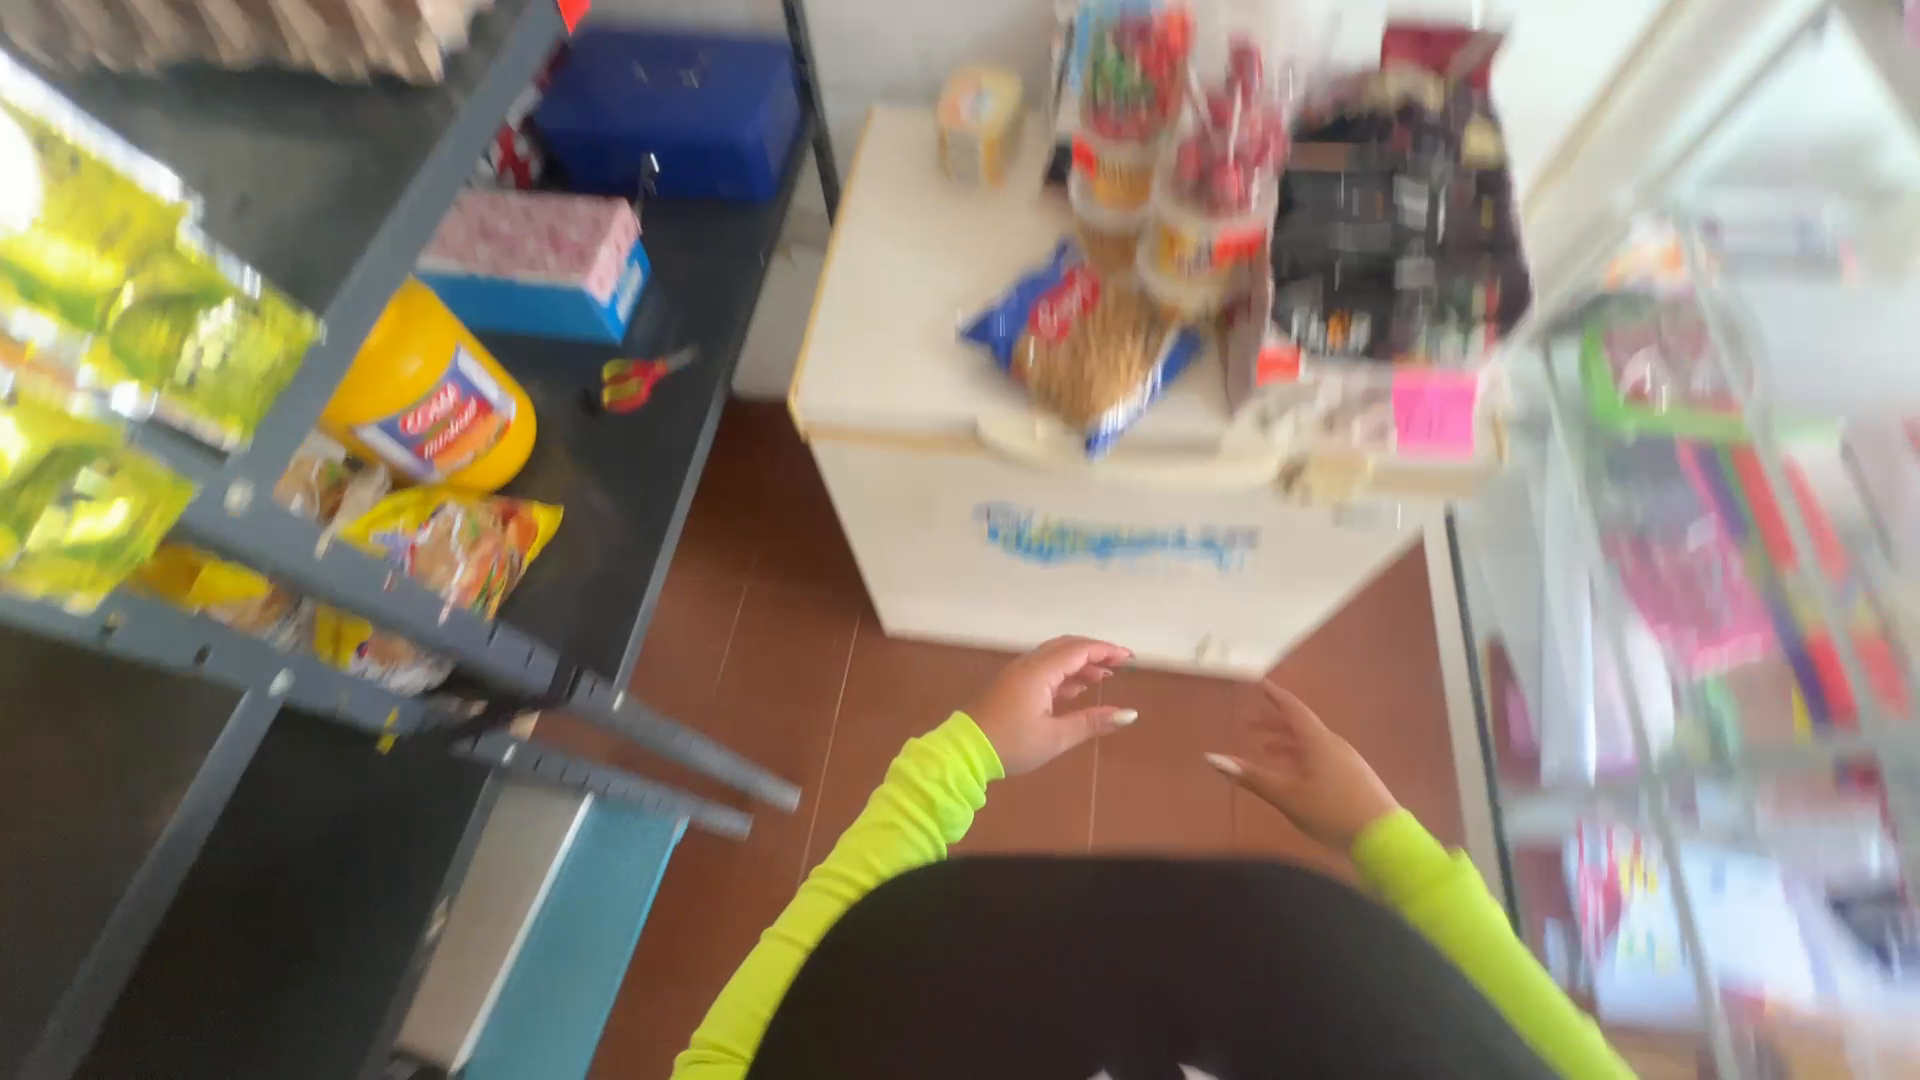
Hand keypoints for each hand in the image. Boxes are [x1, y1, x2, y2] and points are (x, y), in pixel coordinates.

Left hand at [967, 636, 1136, 775]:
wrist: (966, 751)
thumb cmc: (1012, 744)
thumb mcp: (1056, 737)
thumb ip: (1092, 722)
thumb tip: (1128, 714)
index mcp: (1039, 672)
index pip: (1079, 650)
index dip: (1106, 651)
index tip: (1129, 658)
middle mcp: (1028, 665)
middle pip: (1066, 647)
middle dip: (1094, 652)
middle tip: (1120, 664)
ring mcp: (1018, 673)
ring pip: (1054, 657)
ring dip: (1080, 664)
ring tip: (1103, 677)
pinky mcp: (1012, 685)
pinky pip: (1044, 669)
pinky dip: (1064, 674)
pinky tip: (1077, 689)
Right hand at [1206, 681, 1399, 851]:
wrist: (1384, 840)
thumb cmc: (1330, 811)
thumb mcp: (1285, 794)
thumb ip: (1249, 775)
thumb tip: (1211, 757)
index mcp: (1317, 741)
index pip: (1292, 708)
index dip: (1274, 695)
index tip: (1259, 684)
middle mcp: (1333, 744)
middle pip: (1299, 725)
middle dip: (1272, 723)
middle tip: (1247, 723)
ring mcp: (1347, 761)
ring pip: (1310, 743)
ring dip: (1286, 742)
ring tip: (1265, 749)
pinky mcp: (1354, 778)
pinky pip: (1321, 757)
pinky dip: (1300, 757)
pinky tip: (1293, 773)